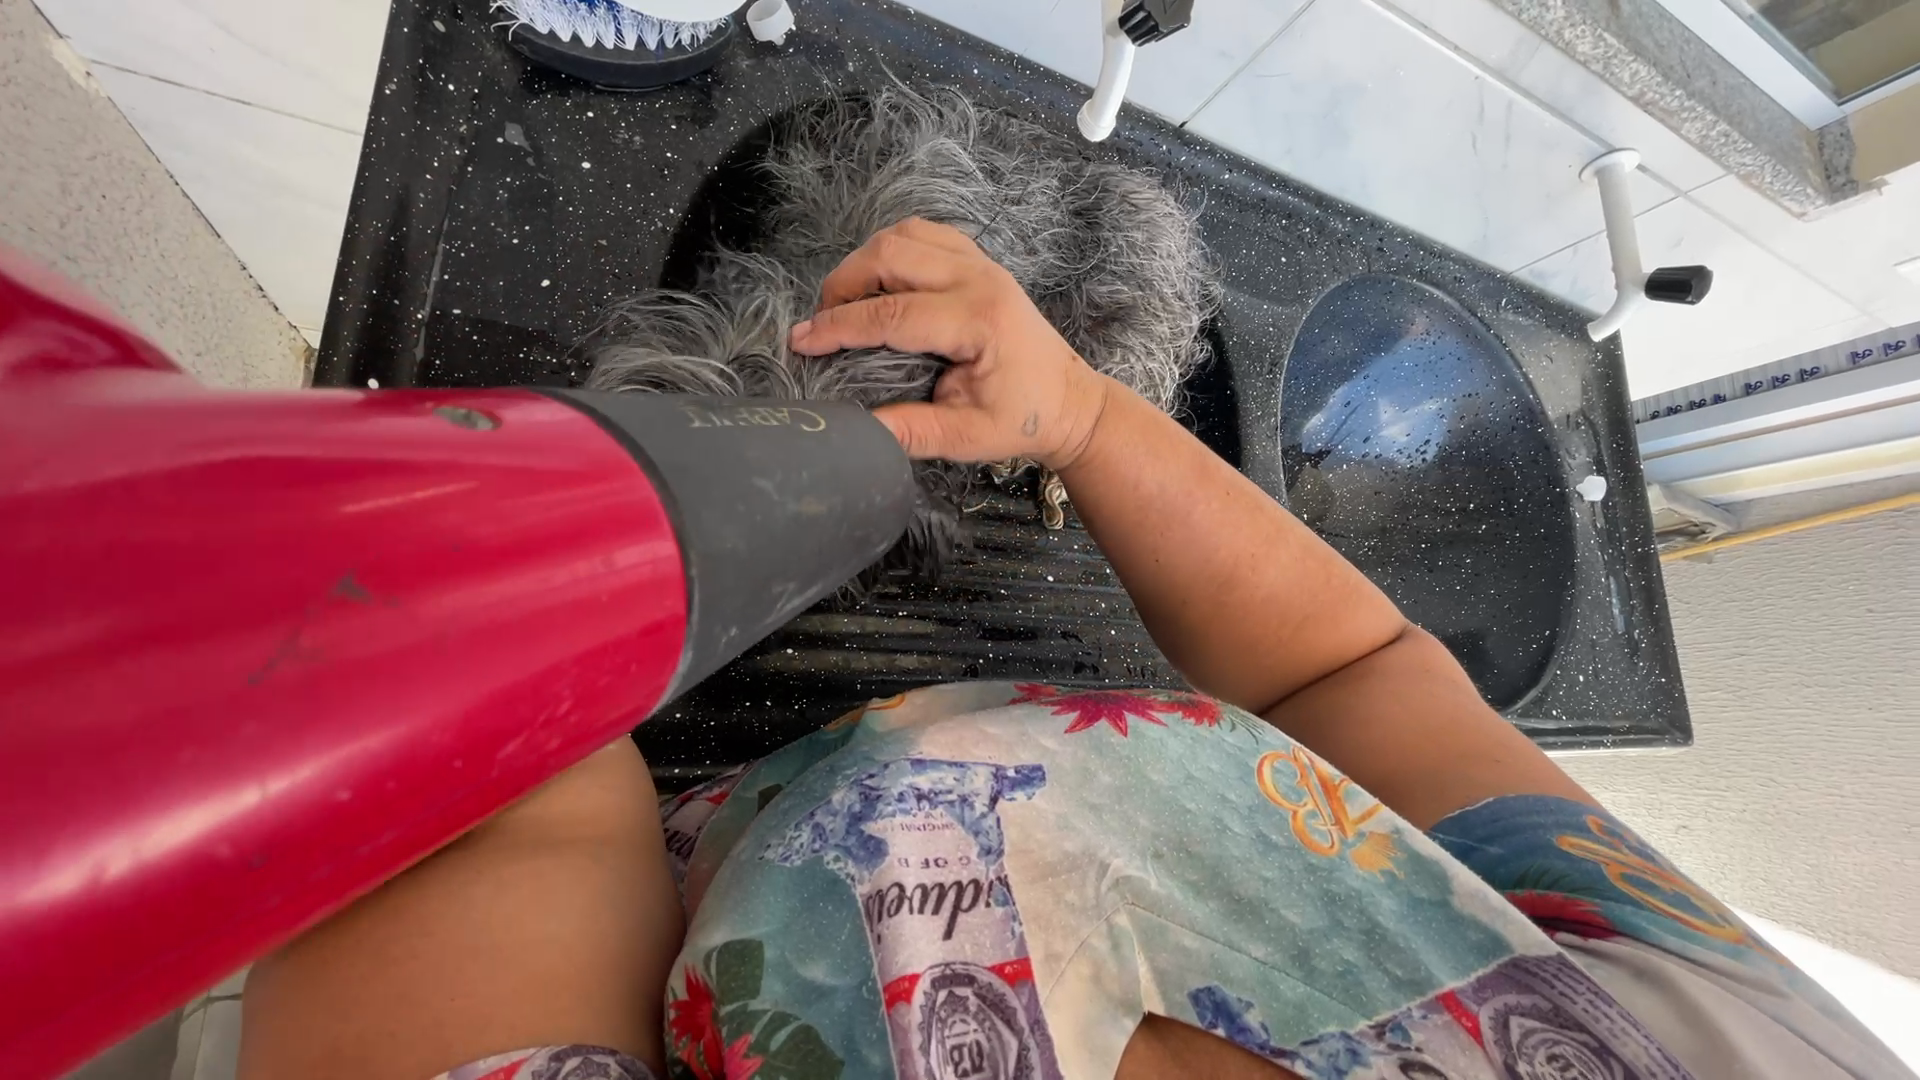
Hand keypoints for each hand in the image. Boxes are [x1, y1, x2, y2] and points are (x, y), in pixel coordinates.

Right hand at [787, 218, 1111, 469]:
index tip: (801, 342)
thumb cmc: (1022, 421)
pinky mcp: (981, 263)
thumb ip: (911, 432)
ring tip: (847, 303)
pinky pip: (926, 235)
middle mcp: (980, 279)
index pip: (891, 314)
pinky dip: (894, 251)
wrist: (1070, 403)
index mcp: (978, 321)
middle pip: (892, 254)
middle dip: (844, 284)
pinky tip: (881, 283)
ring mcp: (983, 264)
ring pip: (906, 234)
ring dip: (866, 261)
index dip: (839, 327)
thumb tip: (855, 428)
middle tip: (822, 323)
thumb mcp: (966, 438)